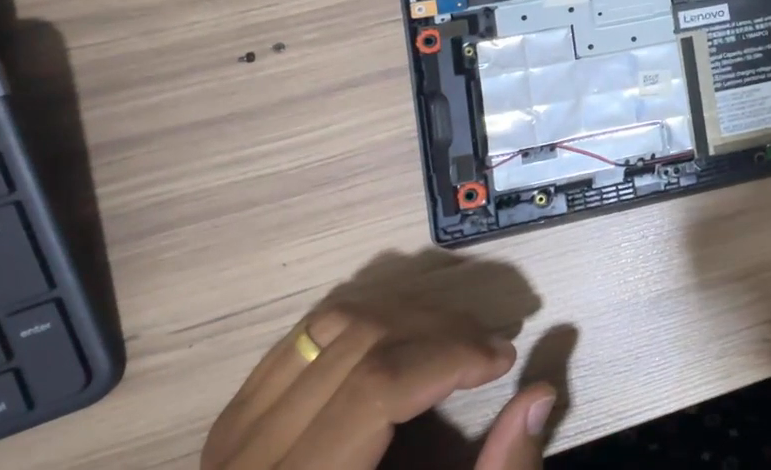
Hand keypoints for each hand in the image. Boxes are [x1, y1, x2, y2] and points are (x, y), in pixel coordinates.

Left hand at [203, 301, 557, 469]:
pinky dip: (367, 321)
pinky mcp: (233, 422)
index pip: (377, 385)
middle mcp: (247, 461)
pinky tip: (406, 341)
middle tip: (491, 347)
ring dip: (408, 316)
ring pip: (332, 324)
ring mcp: (231, 437)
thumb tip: (539, 394)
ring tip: (454, 339)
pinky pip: (306, 336)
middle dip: (442, 330)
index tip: (504, 359)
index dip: (451, 357)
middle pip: (360, 343)